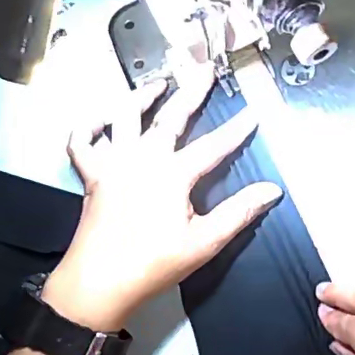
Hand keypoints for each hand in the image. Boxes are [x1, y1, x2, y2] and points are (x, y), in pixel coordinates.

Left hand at [42, 62, 281, 330]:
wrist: (98, 283)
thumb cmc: (152, 264)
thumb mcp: (204, 242)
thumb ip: (239, 212)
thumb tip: (271, 191)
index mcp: (171, 174)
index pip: (213, 146)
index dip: (237, 130)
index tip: (253, 114)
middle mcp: (141, 159)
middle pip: (170, 116)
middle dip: (192, 91)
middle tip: (205, 70)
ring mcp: (113, 164)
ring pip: (124, 116)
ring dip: (141, 95)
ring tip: (157, 82)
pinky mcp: (92, 176)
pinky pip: (82, 142)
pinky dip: (88, 126)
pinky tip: (101, 118)